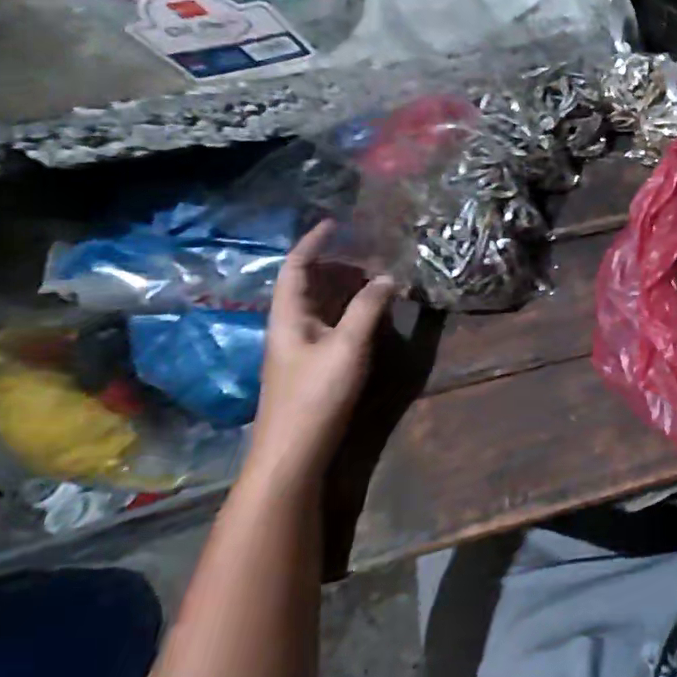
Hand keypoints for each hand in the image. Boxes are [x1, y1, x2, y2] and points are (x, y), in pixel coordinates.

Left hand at [249, 220, 395, 481]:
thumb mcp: (347, 347)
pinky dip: (351, 312)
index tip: (335, 223)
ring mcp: (301, 349)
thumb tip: (388, 276)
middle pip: (308, 284)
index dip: (313, 243)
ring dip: (346, 288)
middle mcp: (291, 327)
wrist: (293, 453)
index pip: (296, 268)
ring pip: (322, 306)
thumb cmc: (316, 395)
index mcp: (289, 316)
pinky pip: (331, 325)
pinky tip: (373, 316)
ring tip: (376, 277)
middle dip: (336, 264)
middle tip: (369, 252)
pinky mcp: (313, 367)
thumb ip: (368, 309)